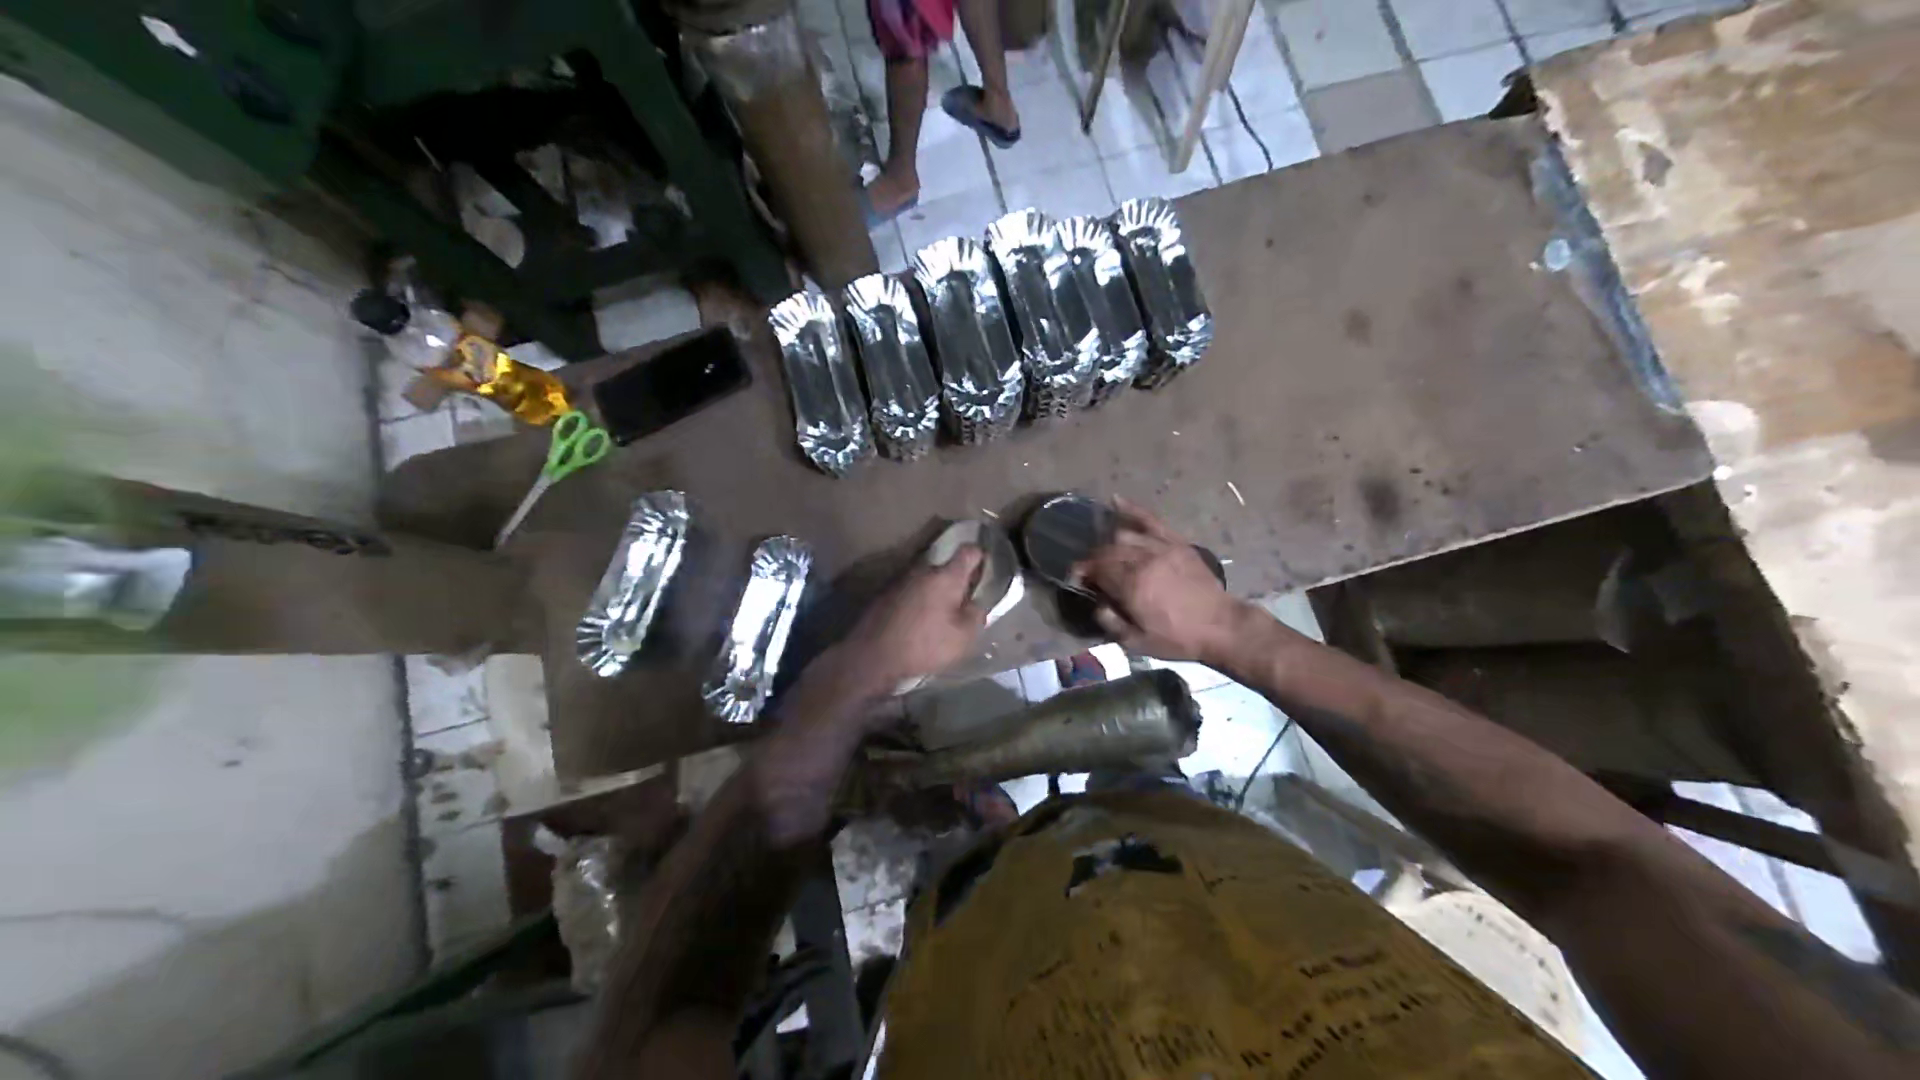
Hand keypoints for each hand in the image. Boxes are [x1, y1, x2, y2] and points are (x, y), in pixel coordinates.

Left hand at [838, 545, 987, 691]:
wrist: (872, 656)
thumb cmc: (924, 645)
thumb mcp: (963, 637)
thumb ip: (976, 615)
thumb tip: (976, 603)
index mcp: (946, 576)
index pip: (969, 552)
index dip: (981, 557)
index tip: (986, 570)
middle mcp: (922, 570)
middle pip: (946, 566)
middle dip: (957, 579)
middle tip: (965, 599)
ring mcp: (901, 579)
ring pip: (927, 578)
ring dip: (936, 590)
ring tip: (941, 613)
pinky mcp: (885, 593)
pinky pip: (911, 590)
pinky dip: (919, 599)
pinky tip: (920, 619)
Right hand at [1072, 497, 1248, 662]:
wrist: (1221, 626)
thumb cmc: (1177, 638)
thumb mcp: (1137, 642)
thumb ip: (1110, 622)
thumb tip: (1096, 603)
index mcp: (1131, 586)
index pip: (1096, 568)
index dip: (1082, 570)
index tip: (1076, 577)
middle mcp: (1142, 560)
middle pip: (1107, 550)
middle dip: (1094, 558)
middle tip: (1091, 569)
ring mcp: (1161, 548)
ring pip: (1124, 535)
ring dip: (1110, 542)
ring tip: (1107, 551)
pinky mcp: (1176, 543)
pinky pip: (1151, 520)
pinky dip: (1132, 509)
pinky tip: (1116, 500)